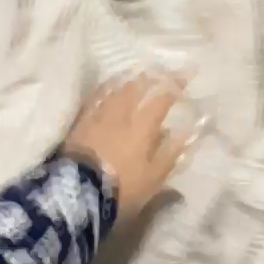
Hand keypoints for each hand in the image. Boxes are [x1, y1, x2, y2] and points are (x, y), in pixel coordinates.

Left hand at [61, 73, 192, 219]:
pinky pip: (95, 98)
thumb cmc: (121, 189)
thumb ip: (170, 153)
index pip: (162, 99)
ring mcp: (98, 116)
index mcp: (142, 127)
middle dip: (151, 77)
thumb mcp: (153, 179)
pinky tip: (107, 87)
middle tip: (160, 70)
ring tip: (136, 75)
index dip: (176, 85)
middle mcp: (121, 114)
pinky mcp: (80, 123)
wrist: (76, 193)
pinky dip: (105, 89)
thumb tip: (186, 132)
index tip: (187, 74)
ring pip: (115, 89)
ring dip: (129, 80)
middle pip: (137, 87)